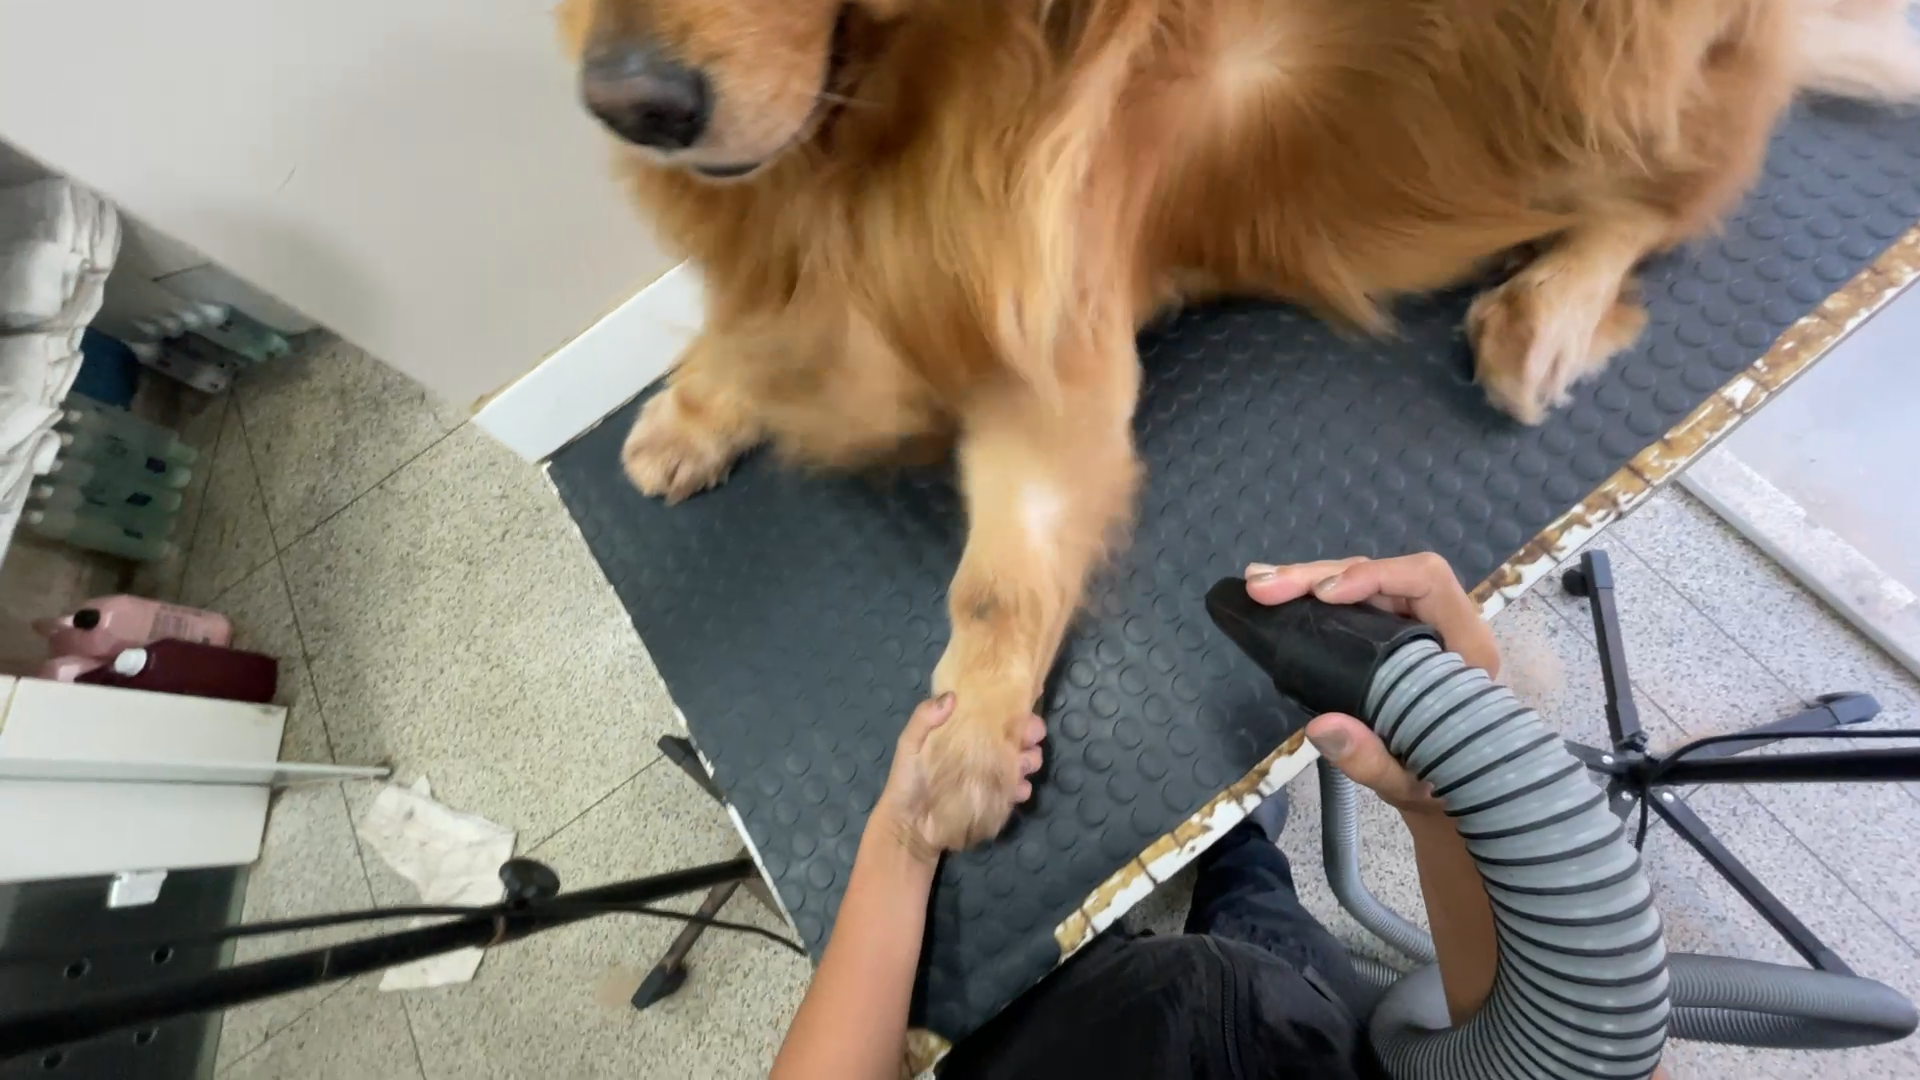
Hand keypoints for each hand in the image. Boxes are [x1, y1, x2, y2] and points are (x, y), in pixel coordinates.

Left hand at [872, 693, 1045, 864]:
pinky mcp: (997, 799)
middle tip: (1029, 740)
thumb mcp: (910, 744)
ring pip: (1024, 761)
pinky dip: (1022, 787)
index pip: (995, 714)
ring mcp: (992, 774)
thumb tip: (952, 696)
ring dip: (1029, 760)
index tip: (1023, 711)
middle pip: (1018, 736)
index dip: (1013, 710)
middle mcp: (984, 749)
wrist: (910, 824)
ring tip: (1023, 765)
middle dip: (1030, 735)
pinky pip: (1018, 790)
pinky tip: (1017, 789)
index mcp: (966, 730)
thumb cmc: (908, 780)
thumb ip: (924, 718)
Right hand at [1244, 553, 1500, 817]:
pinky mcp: (1376, 633)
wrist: (1453, 789)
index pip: (1426, 582)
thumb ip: (1372, 759)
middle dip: (1316, 576)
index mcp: (1461, 649)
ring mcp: (1403, 625)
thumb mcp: (1409, 782)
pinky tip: (1270, 594)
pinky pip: (1342, 601)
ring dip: (1302, 579)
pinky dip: (1303, 595)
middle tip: (1261, 587)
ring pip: (1354, 580)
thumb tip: (1320, 725)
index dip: (1375, 576)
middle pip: (1377, 574)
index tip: (1324, 595)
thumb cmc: (1443, 783)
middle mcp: (1434, 624)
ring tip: (1255, 582)